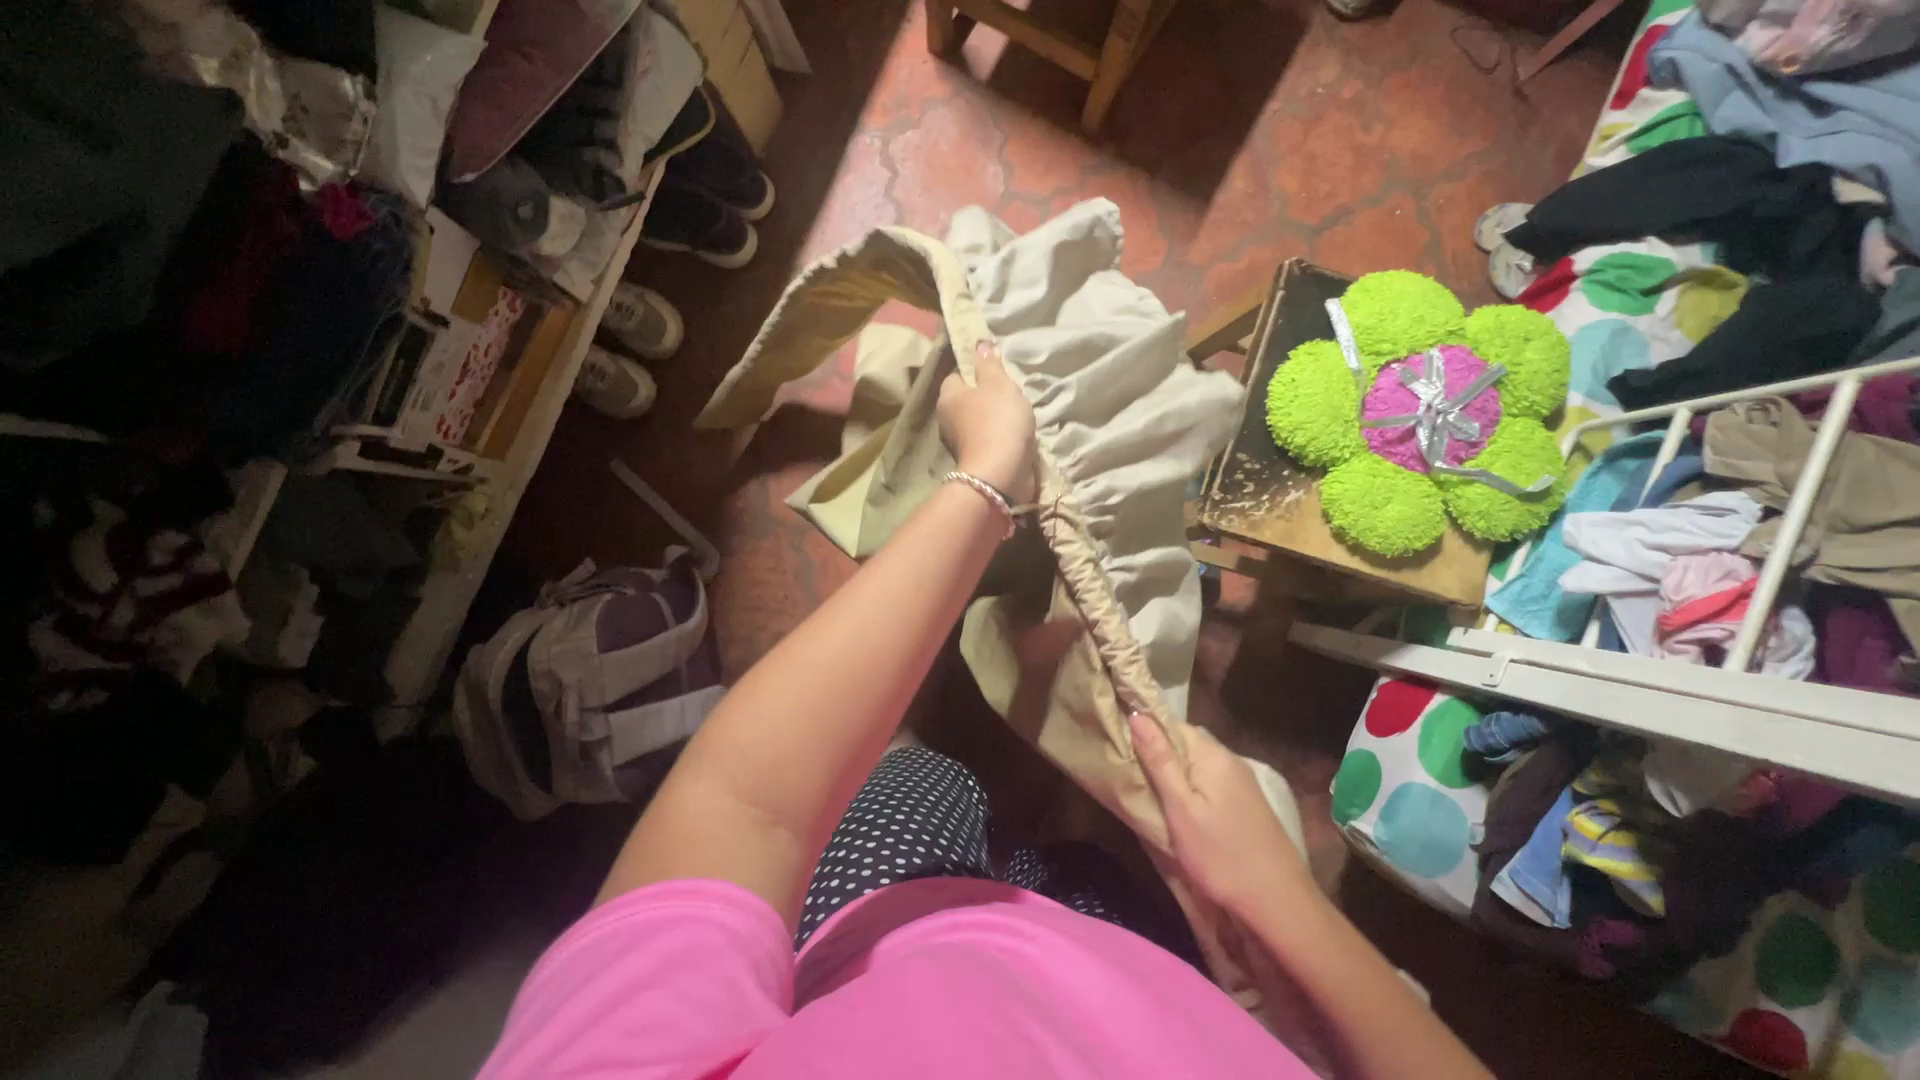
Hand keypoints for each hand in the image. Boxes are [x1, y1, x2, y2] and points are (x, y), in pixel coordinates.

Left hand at [938, 339, 1036, 504]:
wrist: (1000, 474)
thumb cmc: (998, 421)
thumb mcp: (998, 384)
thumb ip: (989, 364)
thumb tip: (980, 345)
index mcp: (948, 396)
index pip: (957, 375)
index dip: (976, 371)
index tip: (996, 372)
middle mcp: (947, 418)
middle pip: (967, 399)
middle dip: (986, 395)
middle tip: (1010, 392)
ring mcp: (959, 442)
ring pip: (978, 420)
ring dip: (994, 417)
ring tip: (1017, 413)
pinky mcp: (974, 459)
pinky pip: (987, 439)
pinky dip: (999, 436)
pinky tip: (1015, 434)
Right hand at [1129, 714, 1314, 913]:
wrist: (1277, 902)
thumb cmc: (1220, 855)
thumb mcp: (1181, 808)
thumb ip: (1160, 760)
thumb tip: (1138, 715)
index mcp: (1213, 755)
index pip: (1171, 724)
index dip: (1144, 731)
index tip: (1118, 746)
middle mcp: (1230, 760)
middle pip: (1184, 744)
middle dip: (1156, 755)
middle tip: (1127, 774)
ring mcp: (1241, 782)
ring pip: (1195, 766)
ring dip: (1171, 774)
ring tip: (1145, 791)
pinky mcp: (1245, 803)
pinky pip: (1208, 783)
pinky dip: (1188, 790)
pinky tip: (1176, 808)